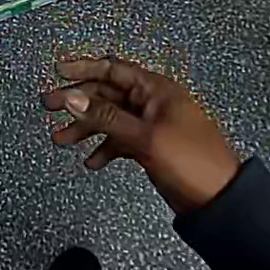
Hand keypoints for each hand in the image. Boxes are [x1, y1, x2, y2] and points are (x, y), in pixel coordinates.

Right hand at [43, 57, 240, 214]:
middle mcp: (151, 102)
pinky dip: (105, 148)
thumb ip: (105, 117)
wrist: (220, 202)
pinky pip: (119, 140)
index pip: (113, 68)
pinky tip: (93, 161)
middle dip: (77, 101)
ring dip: (86, 128)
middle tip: (50, 106)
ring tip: (61, 139)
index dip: (83, 67)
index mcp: (155, 89)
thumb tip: (72, 97)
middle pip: (106, 93)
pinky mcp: (150, 146)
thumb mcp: (144, 136)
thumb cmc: (193, 161)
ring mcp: (150, 124)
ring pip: (109, 118)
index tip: (58, 71)